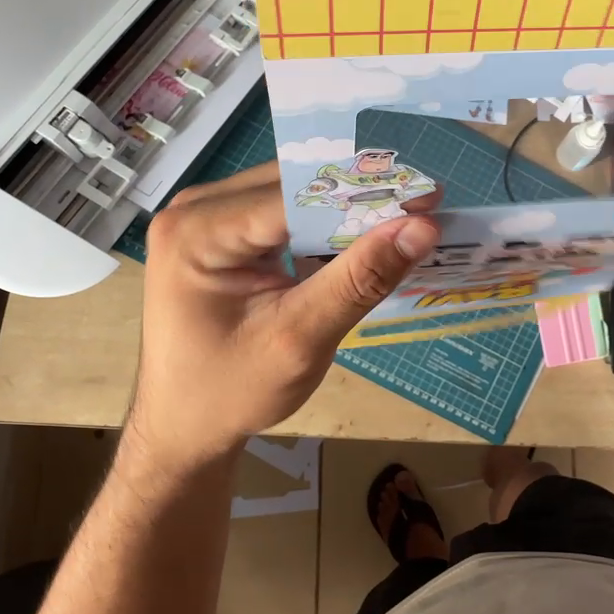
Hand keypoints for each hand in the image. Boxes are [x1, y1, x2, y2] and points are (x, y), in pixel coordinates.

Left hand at [128, 164, 438, 475]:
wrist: (184, 428)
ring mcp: (207, 218)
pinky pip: (285, 213)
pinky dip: (327, 226)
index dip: (366, 194)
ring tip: (404, 224)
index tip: (430, 199)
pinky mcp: (223, 232)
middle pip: (296, 185)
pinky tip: (363, 242)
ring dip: (349, 210)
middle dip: (361, 198)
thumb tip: (423, 227)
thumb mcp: (301, 338)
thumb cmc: (231, 392)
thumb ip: (360, 279)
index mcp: (198, 231)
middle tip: (426, 211)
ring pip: (295, 194)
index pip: (297, 194)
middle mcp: (196, 209)